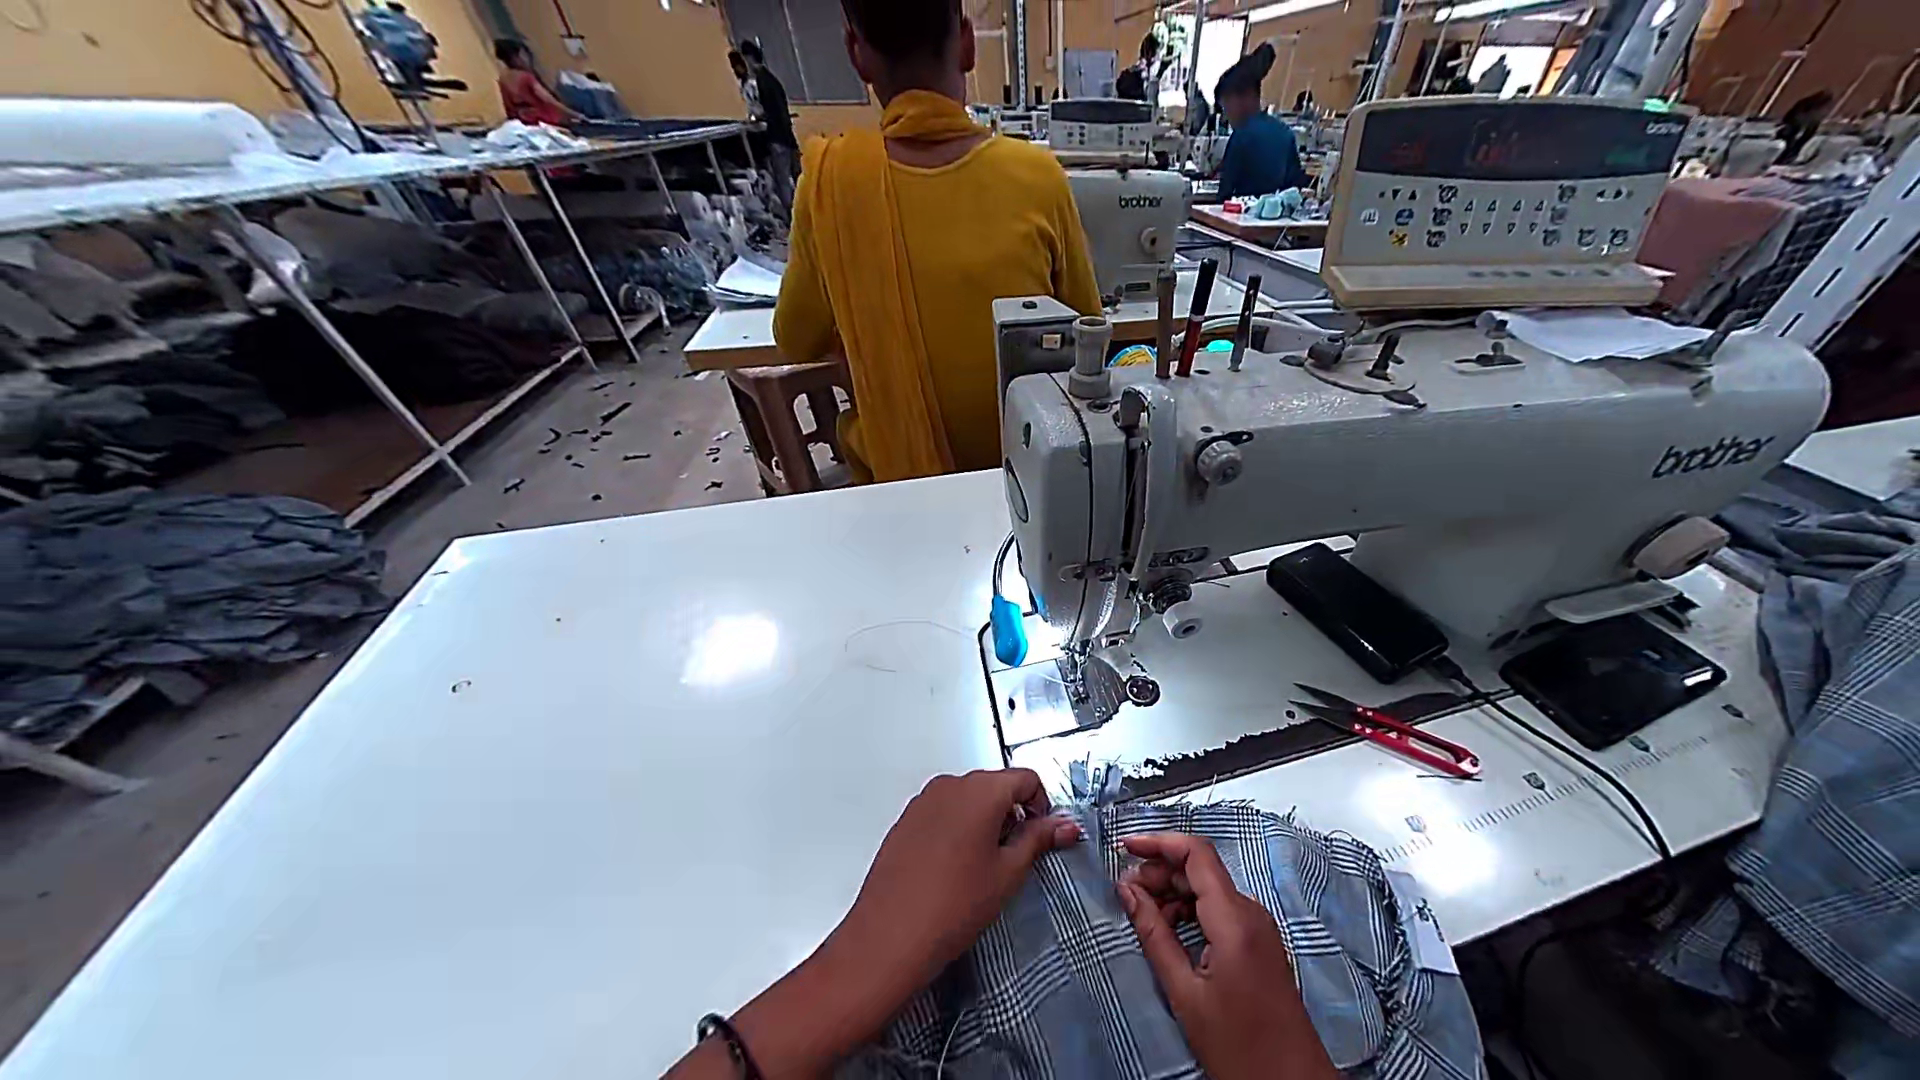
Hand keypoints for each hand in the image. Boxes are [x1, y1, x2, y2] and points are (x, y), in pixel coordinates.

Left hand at [827, 769, 1081, 999]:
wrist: (891, 935)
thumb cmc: (949, 906)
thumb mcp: (1008, 873)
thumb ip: (1038, 839)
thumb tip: (1062, 825)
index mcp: (981, 790)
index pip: (1026, 778)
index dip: (1042, 805)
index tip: (1043, 832)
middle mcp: (950, 785)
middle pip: (996, 785)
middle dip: (1012, 814)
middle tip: (1015, 856)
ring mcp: (925, 799)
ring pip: (968, 798)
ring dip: (984, 821)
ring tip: (983, 868)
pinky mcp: (907, 817)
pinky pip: (943, 810)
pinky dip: (957, 827)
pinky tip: (955, 868)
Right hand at [1117, 834, 1338, 1079]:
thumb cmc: (1239, 1047)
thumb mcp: (1184, 992)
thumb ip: (1153, 933)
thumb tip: (1126, 889)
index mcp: (1234, 919)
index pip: (1195, 853)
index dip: (1157, 842)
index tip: (1124, 847)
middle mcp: (1250, 912)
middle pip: (1198, 869)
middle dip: (1158, 872)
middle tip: (1126, 892)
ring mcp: (1258, 926)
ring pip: (1206, 888)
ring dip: (1171, 892)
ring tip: (1142, 915)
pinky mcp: (1258, 942)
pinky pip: (1217, 908)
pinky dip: (1188, 910)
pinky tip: (1168, 931)